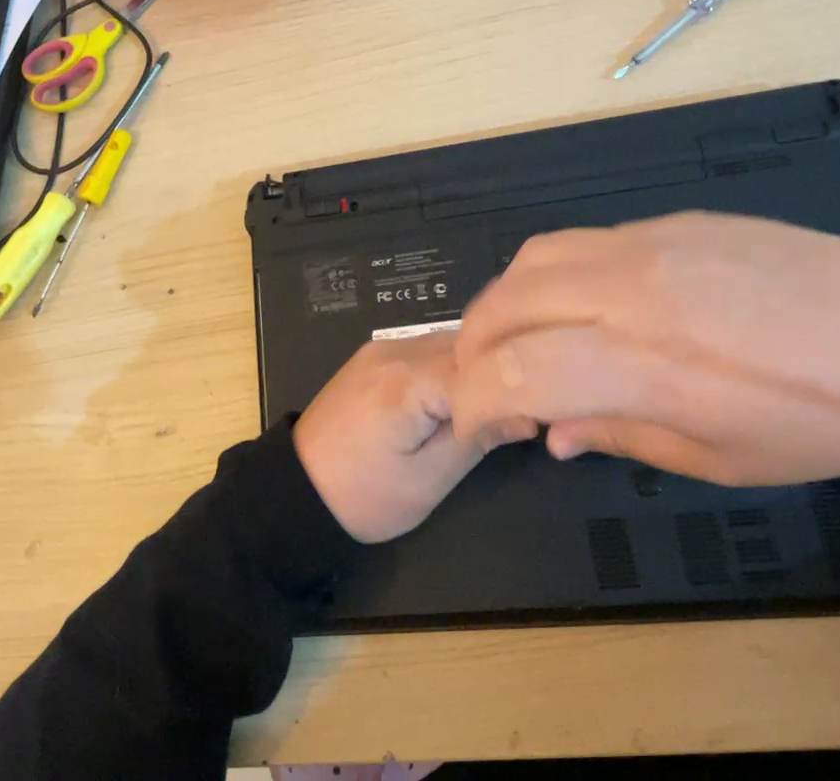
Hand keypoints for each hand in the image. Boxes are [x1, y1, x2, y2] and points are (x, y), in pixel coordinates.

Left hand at [293, 333, 526, 543]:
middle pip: (468, 346)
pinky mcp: (375, 356)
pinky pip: (428, 349)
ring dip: (478, 368)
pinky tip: (466, 395)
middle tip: (531, 406)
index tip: (544, 415)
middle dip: (501, 373)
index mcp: (407, 381)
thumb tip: (529, 413)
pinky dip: (453, 367)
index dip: (517, 390)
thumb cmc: (362, 496)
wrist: (295, 491)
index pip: (483, 368)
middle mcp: (395, 350)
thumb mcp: (427, 481)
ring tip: (502, 403)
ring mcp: (382, 348)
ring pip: (450, 343)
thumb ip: (478, 438)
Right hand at [451, 212, 839, 486]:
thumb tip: (552, 434)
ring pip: (533, 259)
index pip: (514, 371)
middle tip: (484, 382)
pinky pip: (581, 241)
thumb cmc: (827, 423)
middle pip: (505, 303)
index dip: (478, 401)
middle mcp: (630, 290)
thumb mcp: (719, 459)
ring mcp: (649, 243)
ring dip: (504, 302)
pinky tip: (576, 306)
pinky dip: (549, 276)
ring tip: (517, 340)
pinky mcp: (673, 220)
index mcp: (644, 362)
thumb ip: (618, 436)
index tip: (482, 425)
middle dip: (473, 348)